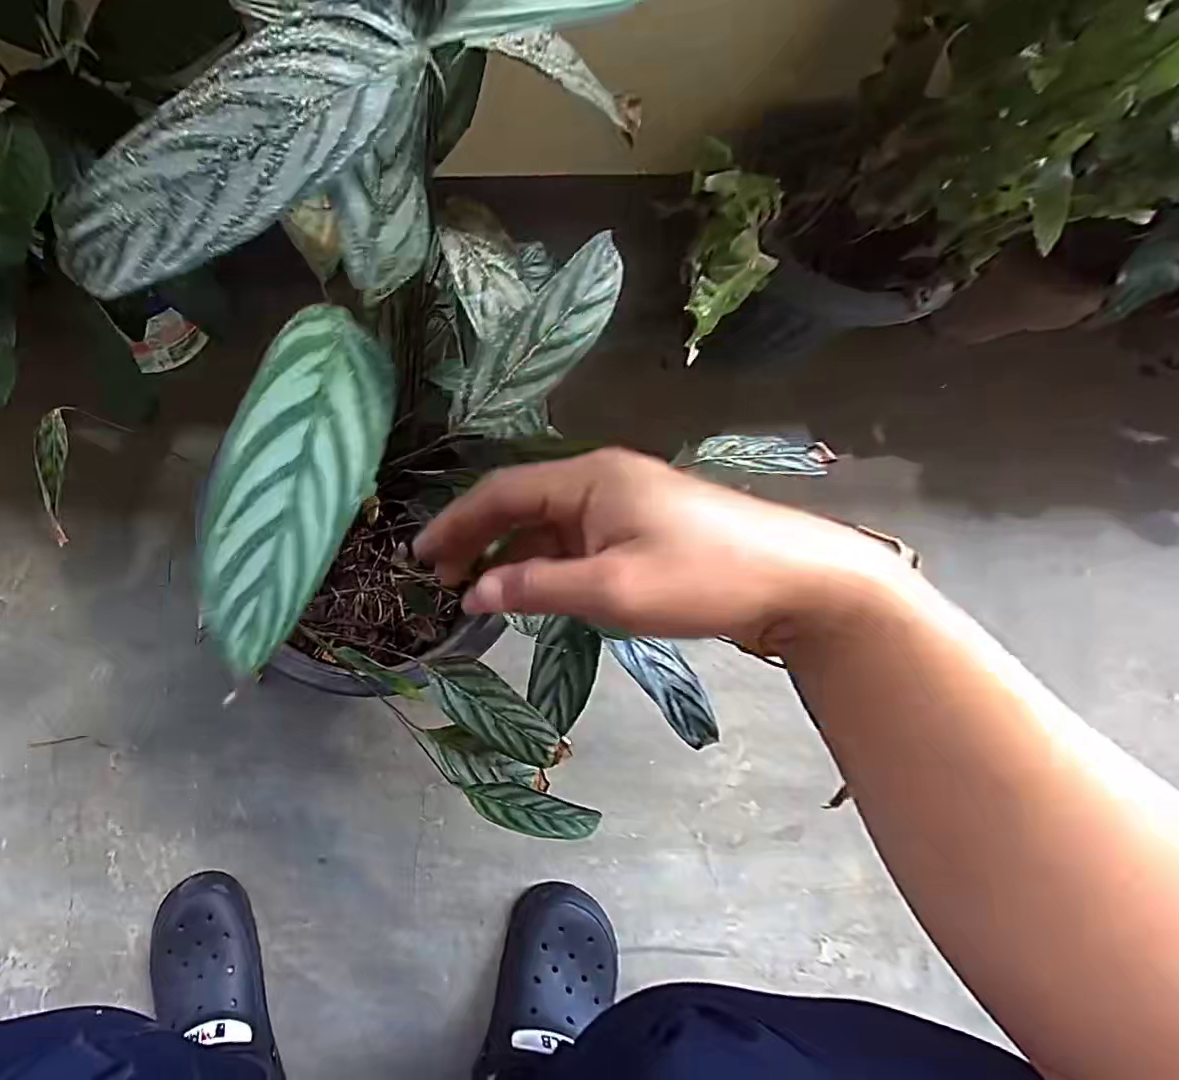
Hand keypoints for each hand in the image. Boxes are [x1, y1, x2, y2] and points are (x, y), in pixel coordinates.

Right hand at [412, 448, 916, 653]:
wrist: (810, 585)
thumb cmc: (706, 577)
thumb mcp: (612, 589)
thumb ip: (534, 587)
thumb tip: (472, 594)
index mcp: (587, 478)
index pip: (499, 493)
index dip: (454, 522)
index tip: (419, 554)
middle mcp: (595, 480)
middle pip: (514, 503)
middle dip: (471, 537)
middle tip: (436, 574)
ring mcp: (615, 504)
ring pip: (537, 524)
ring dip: (500, 553)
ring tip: (469, 587)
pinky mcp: (632, 528)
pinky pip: (564, 540)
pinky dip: (534, 562)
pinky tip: (520, 587)